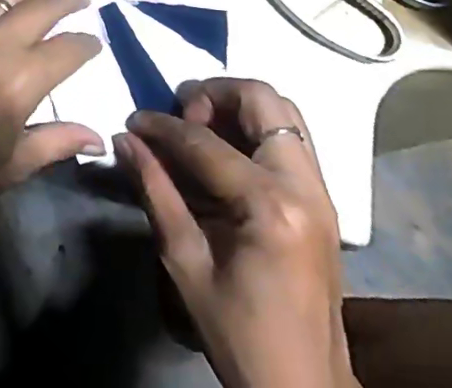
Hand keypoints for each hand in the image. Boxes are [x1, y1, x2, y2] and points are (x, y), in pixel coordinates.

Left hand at [0, 0, 103, 291]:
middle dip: (71, 0)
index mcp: (20, 81)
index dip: (88, 45)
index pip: (69, 47)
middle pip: (45, 5)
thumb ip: (58, 142)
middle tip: (86, 2)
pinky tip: (16, 7)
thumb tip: (98, 138)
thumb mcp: (13, 166)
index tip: (96, 45)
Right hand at [118, 79, 355, 387]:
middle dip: (214, 94)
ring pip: (285, 110)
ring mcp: (321, 187)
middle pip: (262, 99)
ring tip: (202, 124)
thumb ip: (157, 192)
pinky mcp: (324, 196)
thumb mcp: (186, 265)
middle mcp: (304, 182)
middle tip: (181, 113)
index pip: (206, 142)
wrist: (304, 385)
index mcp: (269, 205)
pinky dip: (259, 126)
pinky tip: (229, 147)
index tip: (135, 120)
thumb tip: (126, 140)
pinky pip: (293, 136)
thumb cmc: (239, 333)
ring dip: (240, 105)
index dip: (163, 126)